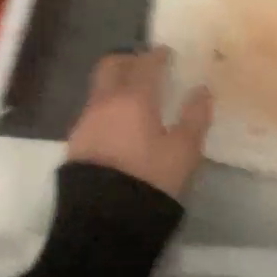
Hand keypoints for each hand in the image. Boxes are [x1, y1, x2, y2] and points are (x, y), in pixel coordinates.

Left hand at [66, 46, 213, 198]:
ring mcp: (85, 123)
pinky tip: (118, 130)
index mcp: (134, 97)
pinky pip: (92, 115)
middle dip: (128, 61)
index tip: (167, 54)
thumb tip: (202, 90)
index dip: (158, 55)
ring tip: (134, 104)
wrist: (101, 222)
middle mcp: (105, 102)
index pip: (146, 63)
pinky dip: (106, 112)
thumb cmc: (148, 180)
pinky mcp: (74, 146)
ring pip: (99, 91)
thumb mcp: (183, 153)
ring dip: (115, 88)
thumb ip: (195, 117)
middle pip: (111, 66)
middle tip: (145, 69)